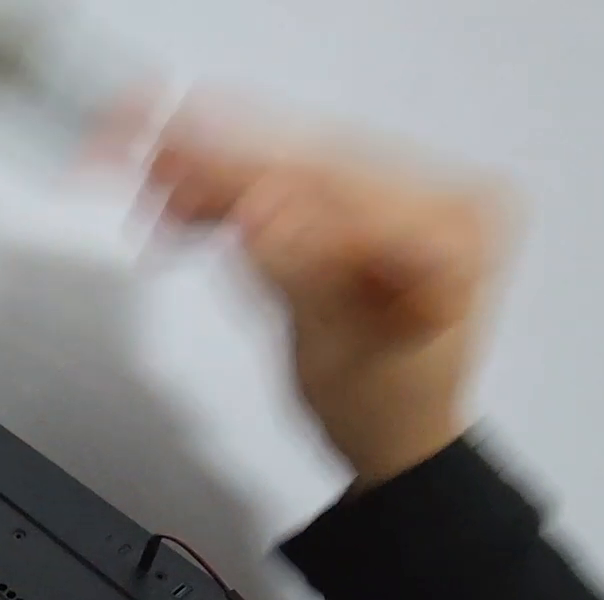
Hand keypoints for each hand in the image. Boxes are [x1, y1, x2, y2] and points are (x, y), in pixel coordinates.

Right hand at [138, 105, 508, 485]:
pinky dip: (231, 206)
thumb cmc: (379, 405)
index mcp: (454, 221)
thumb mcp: (336, 347)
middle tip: (149, 165)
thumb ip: (297, 271)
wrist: (395, 434)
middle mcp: (436, 194)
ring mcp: (399, 203)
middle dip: (221, 167)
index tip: (177, 162)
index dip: (248, 171)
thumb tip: (251, 210)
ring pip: (289, 177)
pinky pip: (288, 200)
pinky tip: (187, 212)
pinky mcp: (360, 219)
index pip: (334, 182)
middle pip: (309, 167)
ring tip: (155, 192)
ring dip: (216, 185)